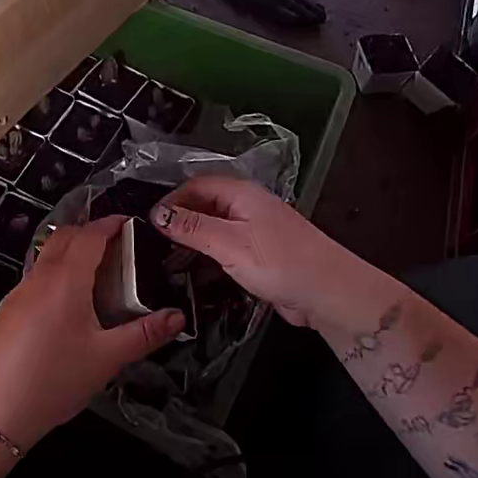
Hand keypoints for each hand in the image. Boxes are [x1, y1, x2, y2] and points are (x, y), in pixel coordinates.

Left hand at [0, 216, 183, 451]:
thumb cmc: (52, 381)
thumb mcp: (107, 358)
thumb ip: (145, 334)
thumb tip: (178, 317)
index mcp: (66, 281)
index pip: (90, 235)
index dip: (111, 223)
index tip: (130, 223)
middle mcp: (39, 279)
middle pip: (65, 236)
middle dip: (91, 232)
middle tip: (118, 245)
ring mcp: (18, 294)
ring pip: (47, 256)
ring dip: (72, 252)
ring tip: (99, 274)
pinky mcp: (6, 313)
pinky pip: (37, 277)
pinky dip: (57, 273)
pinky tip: (70, 305)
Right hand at [148, 175, 377, 328]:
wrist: (327, 292)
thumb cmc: (281, 262)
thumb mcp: (229, 243)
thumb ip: (193, 228)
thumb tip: (159, 213)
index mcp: (242, 194)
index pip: (196, 185)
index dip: (171, 200)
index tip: (149, 223)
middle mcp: (248, 207)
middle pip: (205, 206)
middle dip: (180, 222)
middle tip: (154, 245)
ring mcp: (256, 232)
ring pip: (215, 230)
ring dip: (194, 243)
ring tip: (168, 263)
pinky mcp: (260, 256)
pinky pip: (227, 251)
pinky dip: (209, 259)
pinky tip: (196, 276)